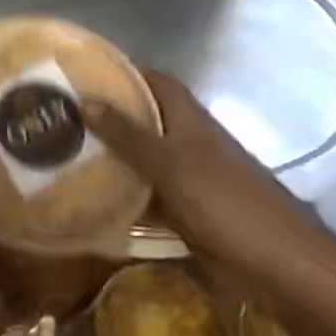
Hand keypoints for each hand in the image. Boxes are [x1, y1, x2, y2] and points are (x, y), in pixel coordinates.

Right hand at [83, 69, 320, 282]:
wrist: (275, 264)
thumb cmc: (225, 202)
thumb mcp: (171, 163)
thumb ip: (129, 135)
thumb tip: (84, 101)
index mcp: (190, 121)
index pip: (154, 81)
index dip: (122, 71)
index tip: (80, 71)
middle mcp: (186, 143)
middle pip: (143, 120)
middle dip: (106, 115)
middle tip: (61, 114)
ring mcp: (184, 178)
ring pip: (139, 159)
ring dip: (109, 156)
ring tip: (63, 150)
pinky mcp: (181, 211)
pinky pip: (143, 195)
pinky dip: (118, 194)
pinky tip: (86, 197)